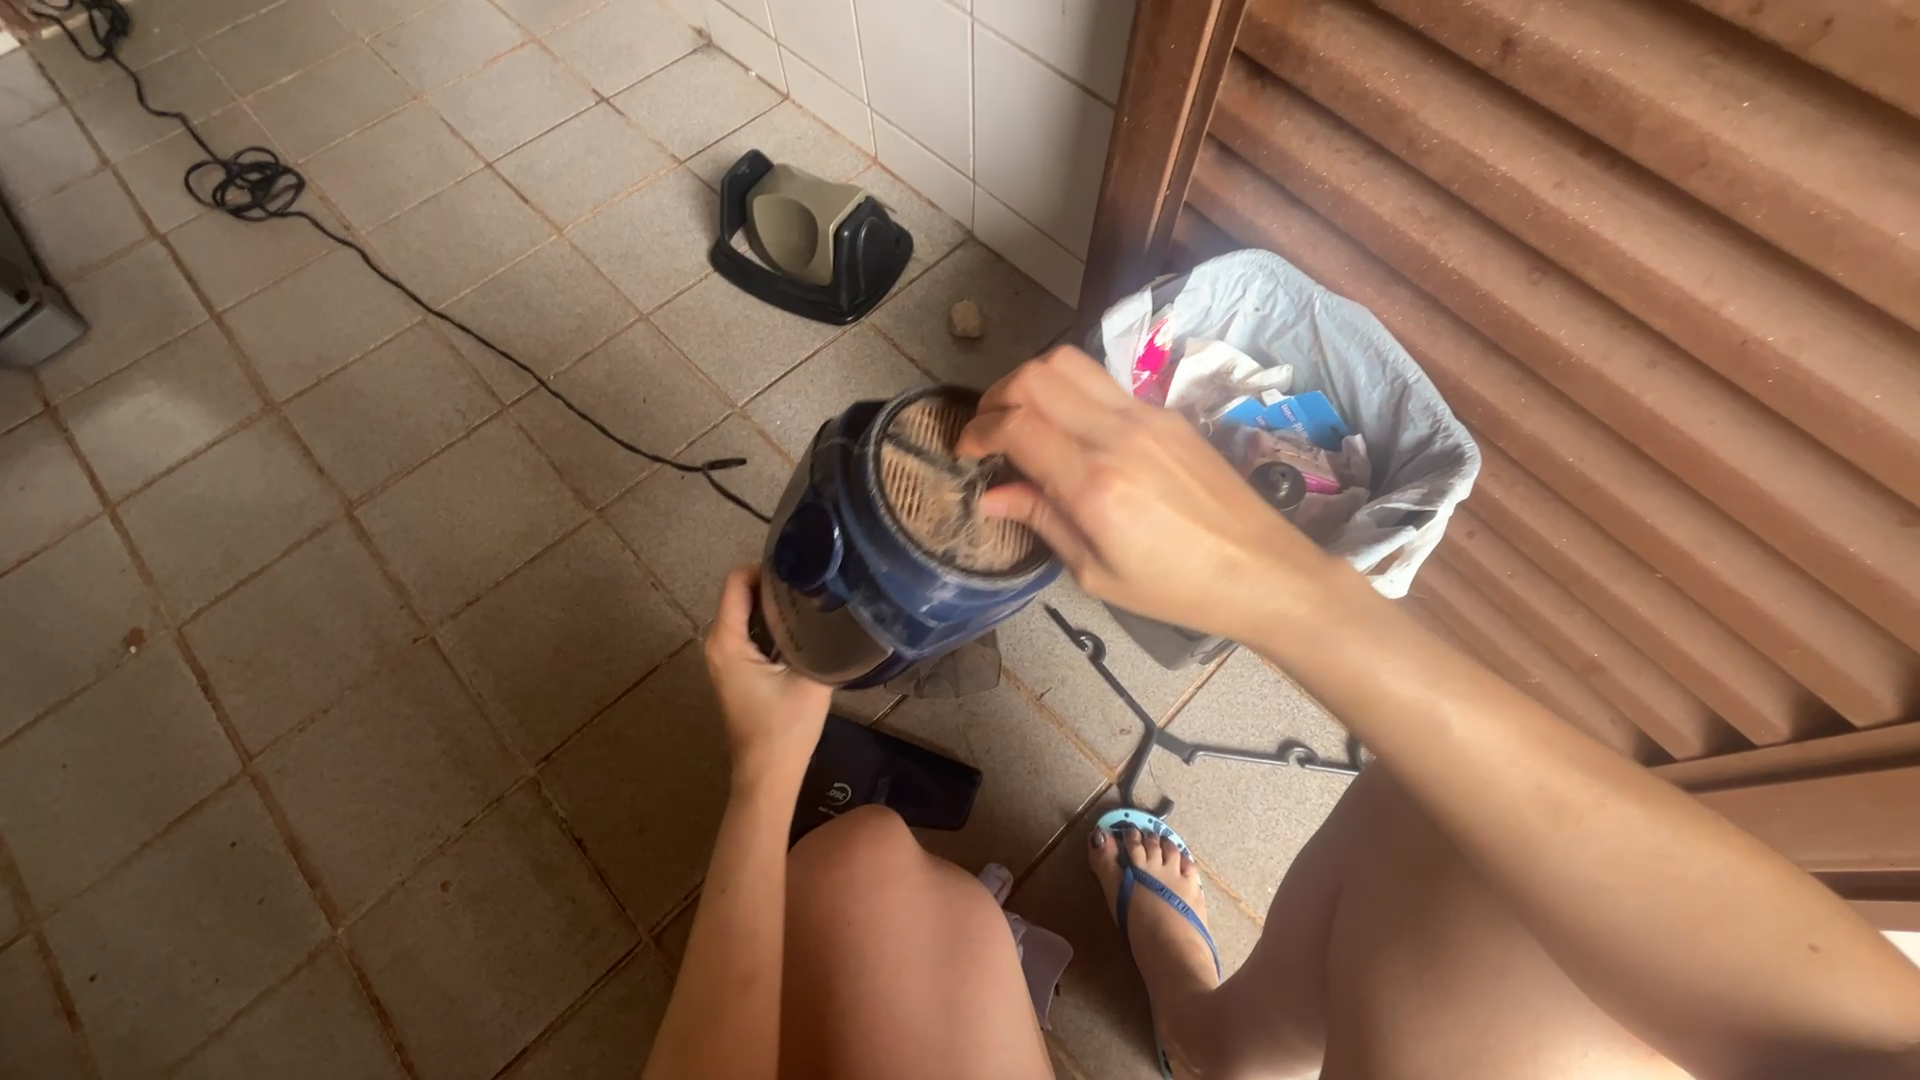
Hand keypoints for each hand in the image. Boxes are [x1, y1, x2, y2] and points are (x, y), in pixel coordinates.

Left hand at [704, 564, 833, 790]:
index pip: (737, 580)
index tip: (802, 571)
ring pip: (747, 613)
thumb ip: (819, 638)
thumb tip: (835, 606)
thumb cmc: (786, 727)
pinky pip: (750, 632)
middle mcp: (718, 643)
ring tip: (813, 603)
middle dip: (775, 584)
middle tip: (815, 585)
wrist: (768, 774)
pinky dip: (772, 625)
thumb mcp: (810, 677)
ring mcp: (724, 658)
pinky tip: (803, 630)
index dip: (767, 568)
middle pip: (741, 593)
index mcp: (727, 640)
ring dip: (775, 606)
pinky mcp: (736, 670)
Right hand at [955, 347, 1336, 641]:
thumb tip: (992, 496)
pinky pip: (1102, 381)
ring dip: (1031, 381)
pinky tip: (1068, 428)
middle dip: (997, 395)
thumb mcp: (1096, 572)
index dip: (978, 430)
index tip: (966, 450)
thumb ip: (1042, 521)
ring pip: (1069, 362)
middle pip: (1037, 376)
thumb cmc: (1176, 589)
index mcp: (1095, 484)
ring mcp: (1146, 416)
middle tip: (988, 429)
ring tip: (1021, 417)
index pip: (1017, 425)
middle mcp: (1118, 435)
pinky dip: (1069, 391)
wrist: (1263, 570)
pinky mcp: (1166, 413)